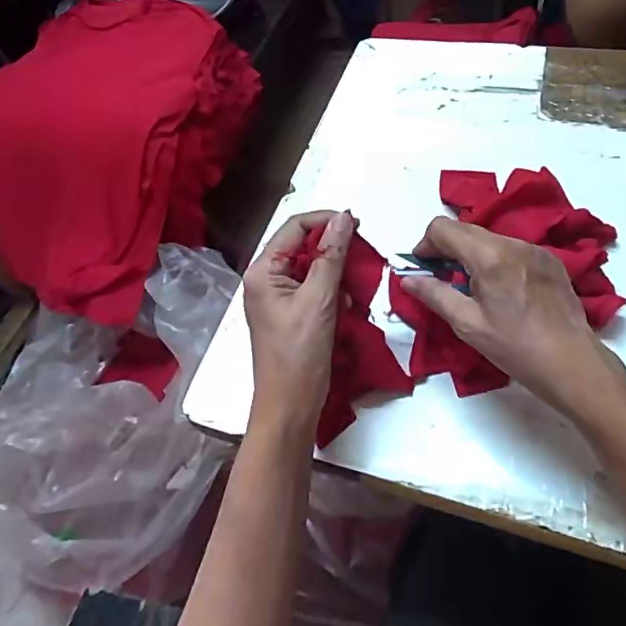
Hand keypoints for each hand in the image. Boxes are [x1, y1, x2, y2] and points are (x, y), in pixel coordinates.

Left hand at [242, 210, 354, 425]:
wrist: (290, 407)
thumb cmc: (299, 354)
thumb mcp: (319, 300)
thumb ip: (332, 255)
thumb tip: (343, 218)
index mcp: (263, 271)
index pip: (295, 227)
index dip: (326, 221)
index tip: (358, 225)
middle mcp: (266, 279)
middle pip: (303, 245)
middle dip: (334, 249)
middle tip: (362, 256)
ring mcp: (278, 297)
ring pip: (313, 267)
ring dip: (336, 272)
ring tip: (353, 288)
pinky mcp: (291, 313)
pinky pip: (315, 288)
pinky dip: (333, 291)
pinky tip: (345, 306)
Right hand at [398, 217, 625, 416]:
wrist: (572, 361)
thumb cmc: (516, 348)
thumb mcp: (469, 325)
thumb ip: (435, 295)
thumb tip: (409, 279)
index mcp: (490, 256)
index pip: (443, 227)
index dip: (425, 245)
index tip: (423, 270)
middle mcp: (513, 243)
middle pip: (467, 229)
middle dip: (447, 249)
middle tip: (442, 281)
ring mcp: (536, 249)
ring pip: (491, 238)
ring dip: (473, 255)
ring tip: (474, 289)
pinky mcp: (550, 259)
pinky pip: (513, 249)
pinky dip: (498, 260)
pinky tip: (503, 291)